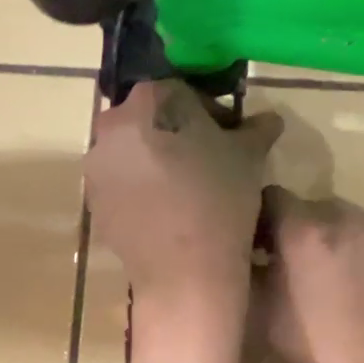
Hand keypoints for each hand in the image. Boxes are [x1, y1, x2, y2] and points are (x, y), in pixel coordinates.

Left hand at [87, 81, 282, 362]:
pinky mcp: (94, 202)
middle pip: (150, 120)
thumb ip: (257, 130)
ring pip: (133, 153)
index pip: (182, 92)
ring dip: (157, 163)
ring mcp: (97, 166)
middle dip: (177, 136)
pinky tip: (168, 213)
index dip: (210, 113)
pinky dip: (142, 191)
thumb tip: (270, 120)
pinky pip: (122, 185)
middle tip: (209, 163)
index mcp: (149, 100)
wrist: (185, 270)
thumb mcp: (249, 158)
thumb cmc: (221, 200)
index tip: (230, 138)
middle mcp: (112, 124)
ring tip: (188, 191)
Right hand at [259, 187, 363, 362]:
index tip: (265, 240)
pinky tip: (363, 279)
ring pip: (350, 217)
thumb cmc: (304, 347)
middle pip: (315, 207)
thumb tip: (251, 243)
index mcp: (302, 231)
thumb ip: (253, 262)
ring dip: (338, 235)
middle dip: (304, 227)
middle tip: (302, 260)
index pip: (274, 197)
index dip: (266, 218)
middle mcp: (344, 218)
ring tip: (336, 270)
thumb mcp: (261, 304)